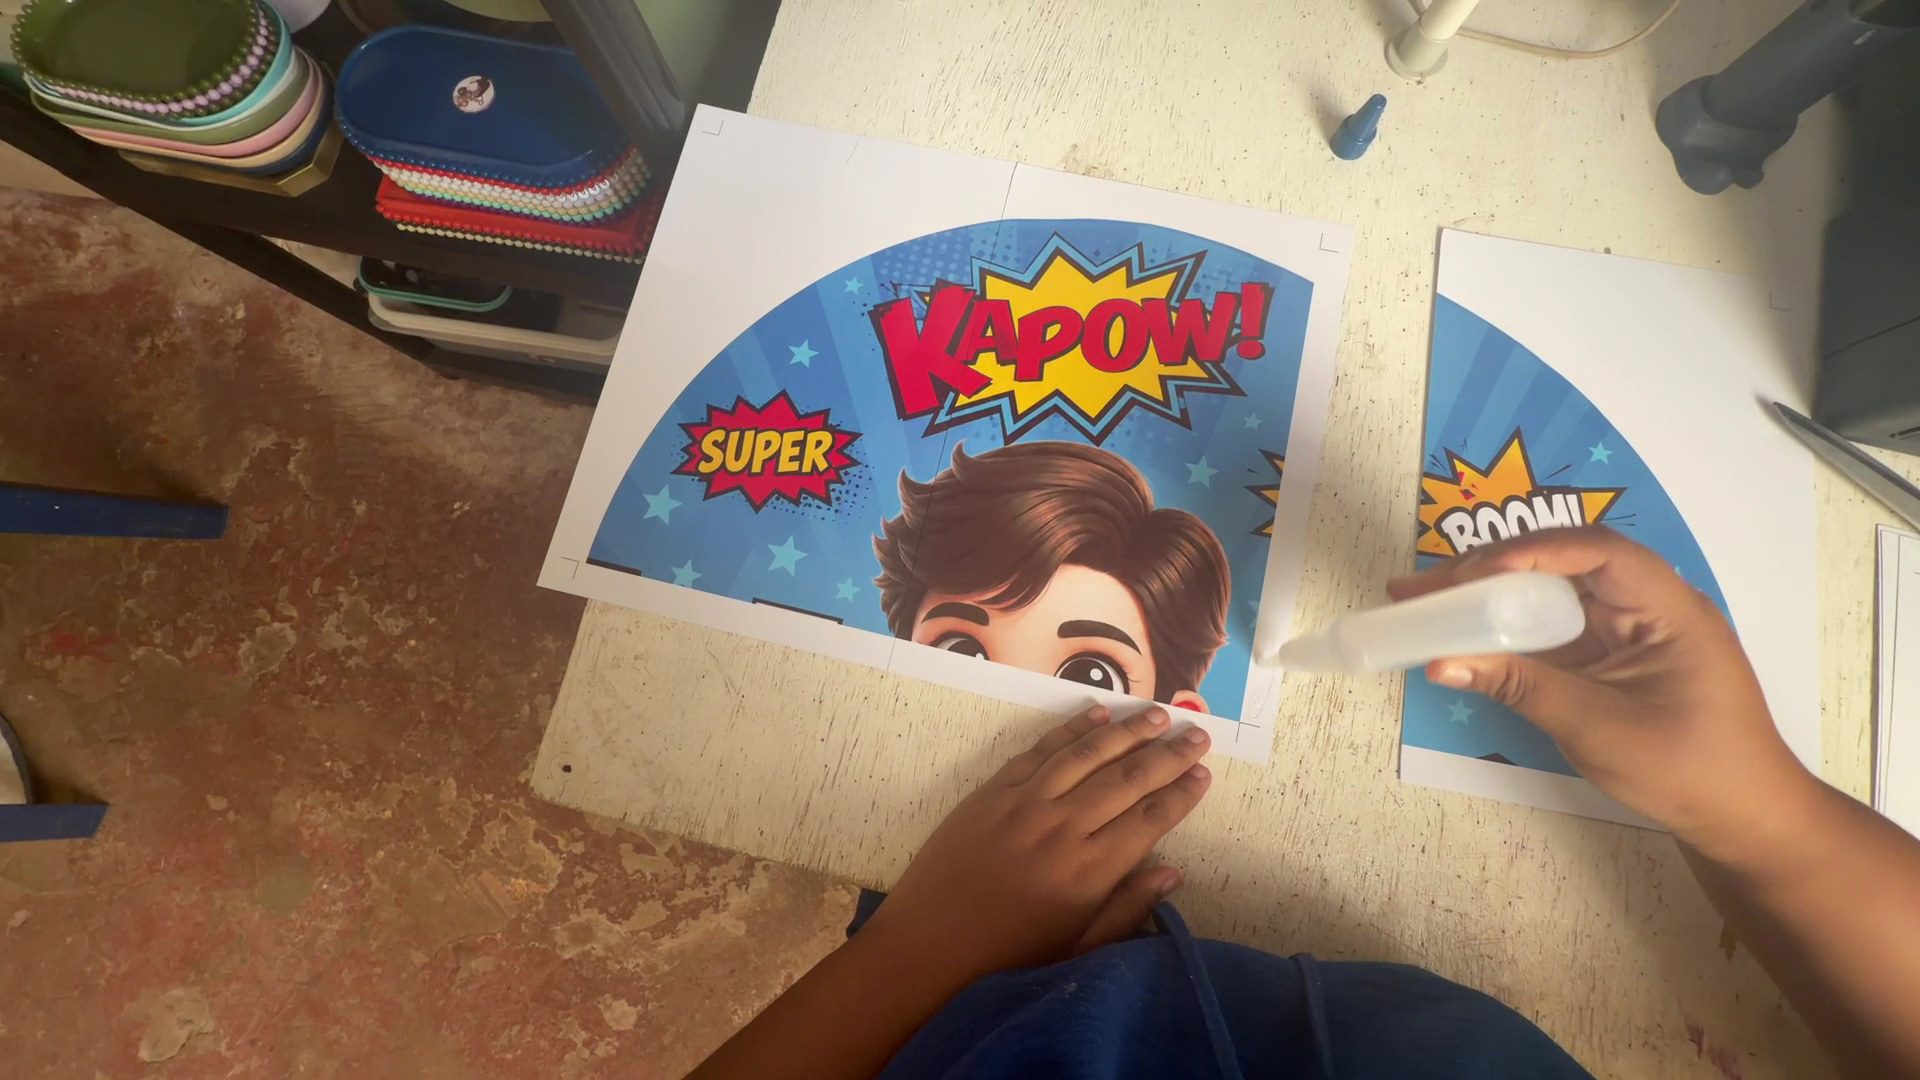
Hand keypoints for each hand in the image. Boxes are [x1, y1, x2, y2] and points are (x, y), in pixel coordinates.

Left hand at [861, 704, 1211, 987]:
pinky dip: (1071, 729)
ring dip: (1126, 731)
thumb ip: (1127, 908)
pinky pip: (1041, 749)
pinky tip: (1097, 713)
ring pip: (1087, 755)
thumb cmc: (1007, 954)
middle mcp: (1062, 827)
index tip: (1204, 772)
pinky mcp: (996, 788)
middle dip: (1167, 754)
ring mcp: (1026, 802)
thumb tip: (1174, 871)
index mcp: (1087, 872)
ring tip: (1158, 714)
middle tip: (1197, 733)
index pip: (1148, 820)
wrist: (930, 941)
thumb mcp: (1075, 948)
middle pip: (1126, 779)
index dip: (1180, 793)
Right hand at [1388, 526, 1816, 851]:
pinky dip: (1489, 619)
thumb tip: (1438, 662)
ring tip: (1418, 598)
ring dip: (1478, 590)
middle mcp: (1641, 604)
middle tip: (1422, 586)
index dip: (1534, 551)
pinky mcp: (1592, 646)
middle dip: (1485, 568)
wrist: (1737, 815)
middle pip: (1556, 561)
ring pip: (1539, 587)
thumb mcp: (1598, 729)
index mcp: (1668, 611)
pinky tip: (1448, 624)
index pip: (1601, 552)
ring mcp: (1615, 624)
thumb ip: (1520, 688)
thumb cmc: (1688, 770)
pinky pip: (1535, 619)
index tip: (1473, 573)